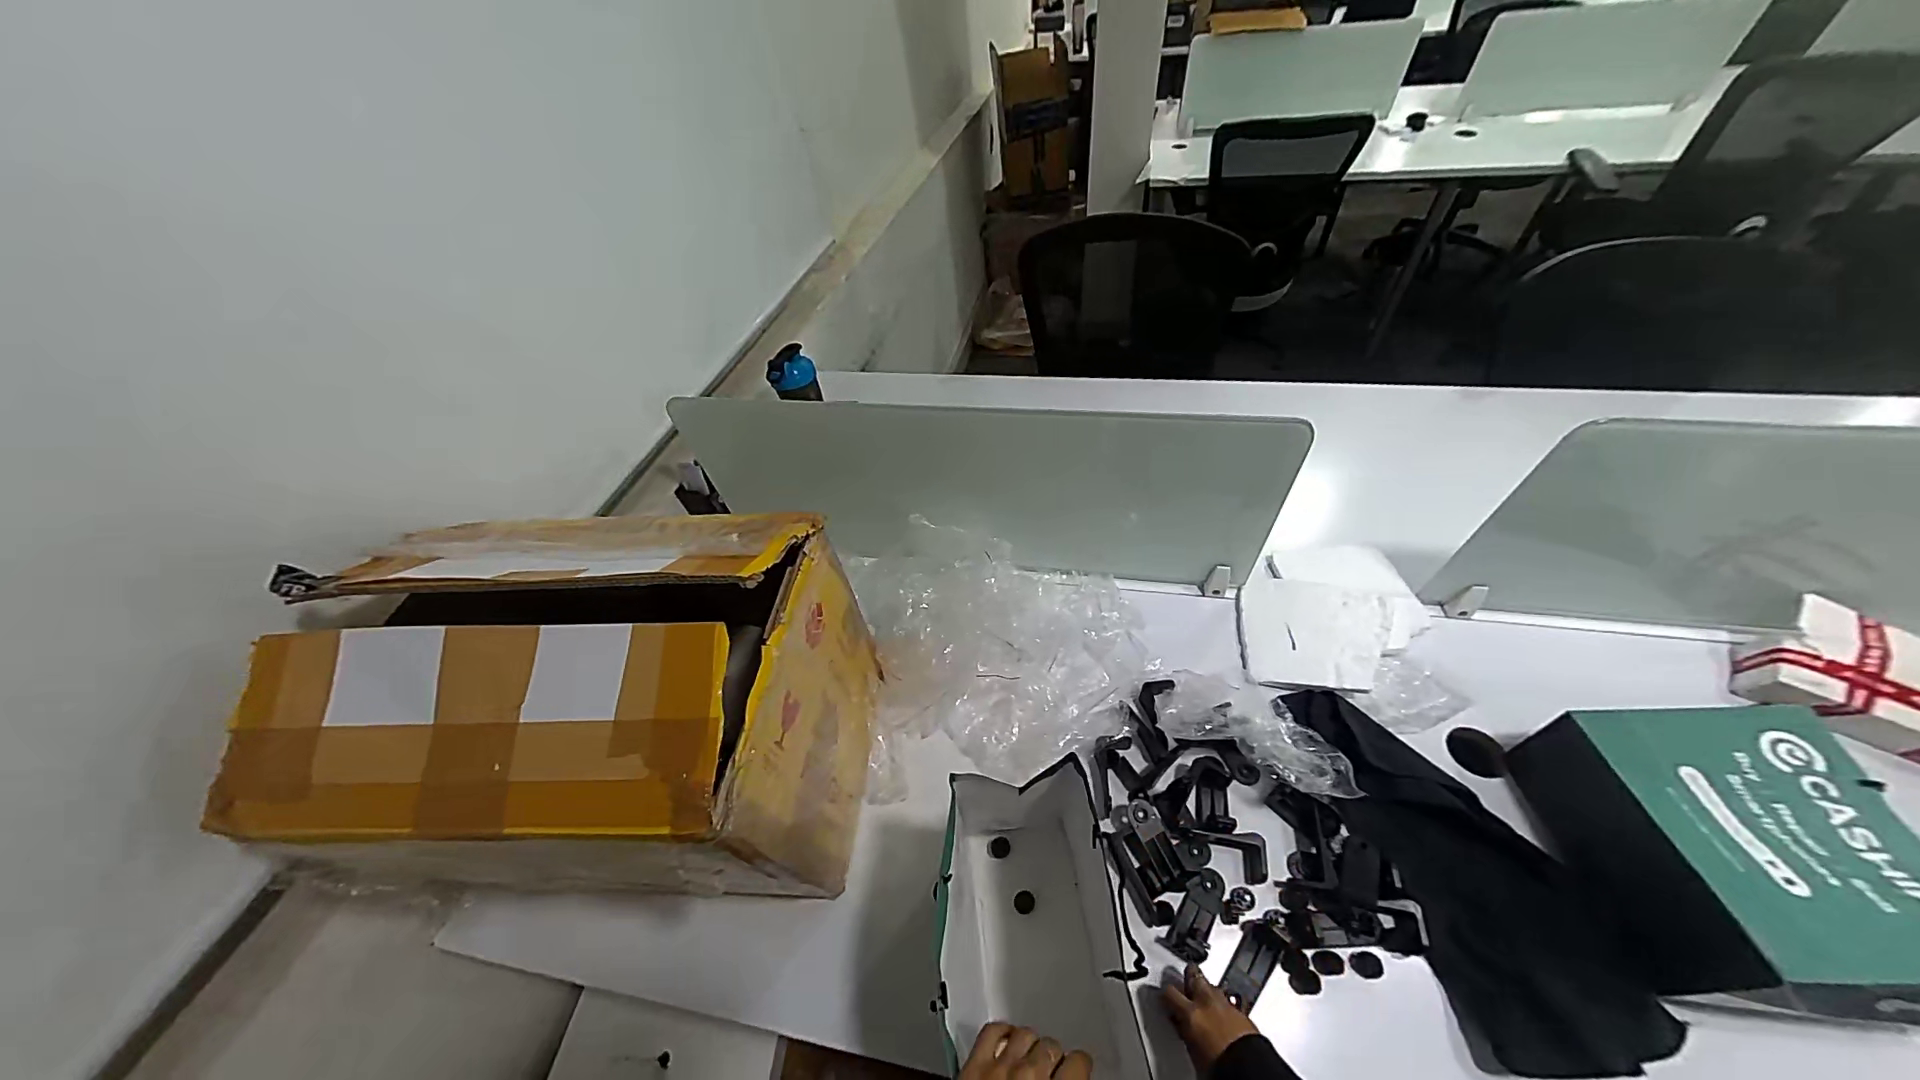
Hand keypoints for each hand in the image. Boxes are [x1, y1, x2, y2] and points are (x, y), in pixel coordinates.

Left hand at [960, 1022, 1094, 1078]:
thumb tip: (1075, 1076)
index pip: (1079, 1062)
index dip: (1079, 1064)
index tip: (1078, 1065)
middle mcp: (1029, 1074)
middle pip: (1050, 1045)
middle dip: (1052, 1054)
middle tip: (1052, 1064)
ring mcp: (999, 1067)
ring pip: (1024, 1033)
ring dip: (1028, 1042)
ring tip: (1030, 1051)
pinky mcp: (973, 1066)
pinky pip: (991, 1032)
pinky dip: (1000, 1032)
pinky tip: (1005, 1037)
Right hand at [1161, 964, 1259, 1072]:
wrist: (1250, 1070)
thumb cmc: (1222, 1065)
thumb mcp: (1192, 1049)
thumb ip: (1184, 1029)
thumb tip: (1181, 1025)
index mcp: (1191, 1012)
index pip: (1169, 992)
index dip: (1166, 994)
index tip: (1165, 998)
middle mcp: (1207, 1002)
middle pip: (1193, 975)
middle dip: (1189, 977)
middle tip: (1185, 983)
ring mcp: (1226, 1004)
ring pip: (1212, 985)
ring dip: (1207, 989)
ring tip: (1204, 998)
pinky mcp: (1242, 1011)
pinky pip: (1227, 999)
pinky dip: (1222, 1002)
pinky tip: (1221, 1011)